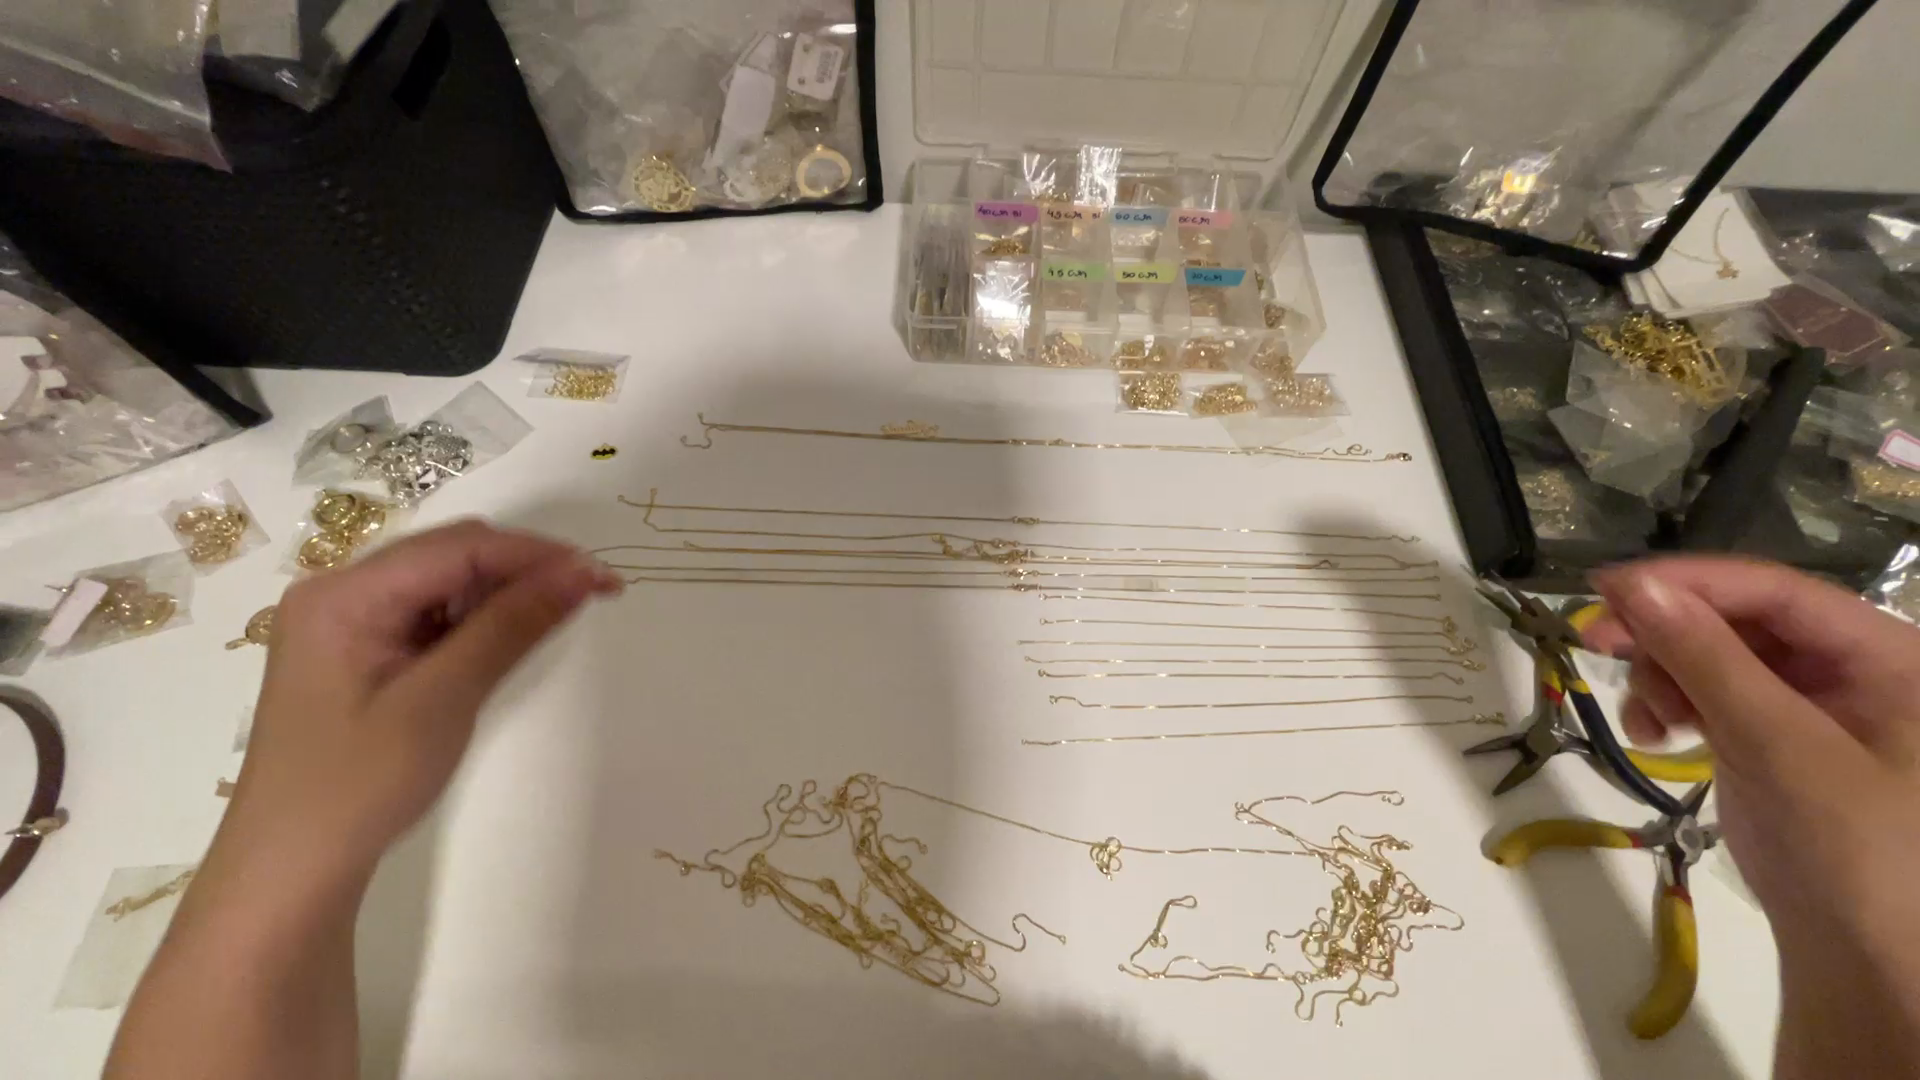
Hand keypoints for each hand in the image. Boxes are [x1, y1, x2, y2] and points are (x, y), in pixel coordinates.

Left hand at [224, 521, 621, 876]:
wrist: (294, 865)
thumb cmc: (360, 783)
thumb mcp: (444, 698)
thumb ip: (513, 626)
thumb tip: (583, 573)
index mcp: (344, 595)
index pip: (461, 548)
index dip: (538, 556)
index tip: (602, 578)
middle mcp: (342, 591)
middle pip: (454, 553)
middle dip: (526, 569)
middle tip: (589, 597)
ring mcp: (350, 619)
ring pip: (450, 579)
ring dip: (508, 592)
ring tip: (557, 617)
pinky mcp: (365, 646)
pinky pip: (437, 610)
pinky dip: (483, 617)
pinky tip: (510, 639)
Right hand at [1584, 557, 1919, 1073]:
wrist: (1865, 955)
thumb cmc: (1851, 847)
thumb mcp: (1775, 743)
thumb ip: (1704, 656)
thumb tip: (1631, 584)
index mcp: (1891, 661)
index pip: (1775, 591)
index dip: (1687, 580)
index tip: (1602, 588)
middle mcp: (1853, 672)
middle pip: (1737, 620)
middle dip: (1664, 634)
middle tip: (1593, 643)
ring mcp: (1812, 706)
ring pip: (1711, 655)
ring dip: (1661, 677)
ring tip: (1646, 722)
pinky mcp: (1774, 736)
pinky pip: (1706, 694)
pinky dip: (1669, 706)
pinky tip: (1656, 736)